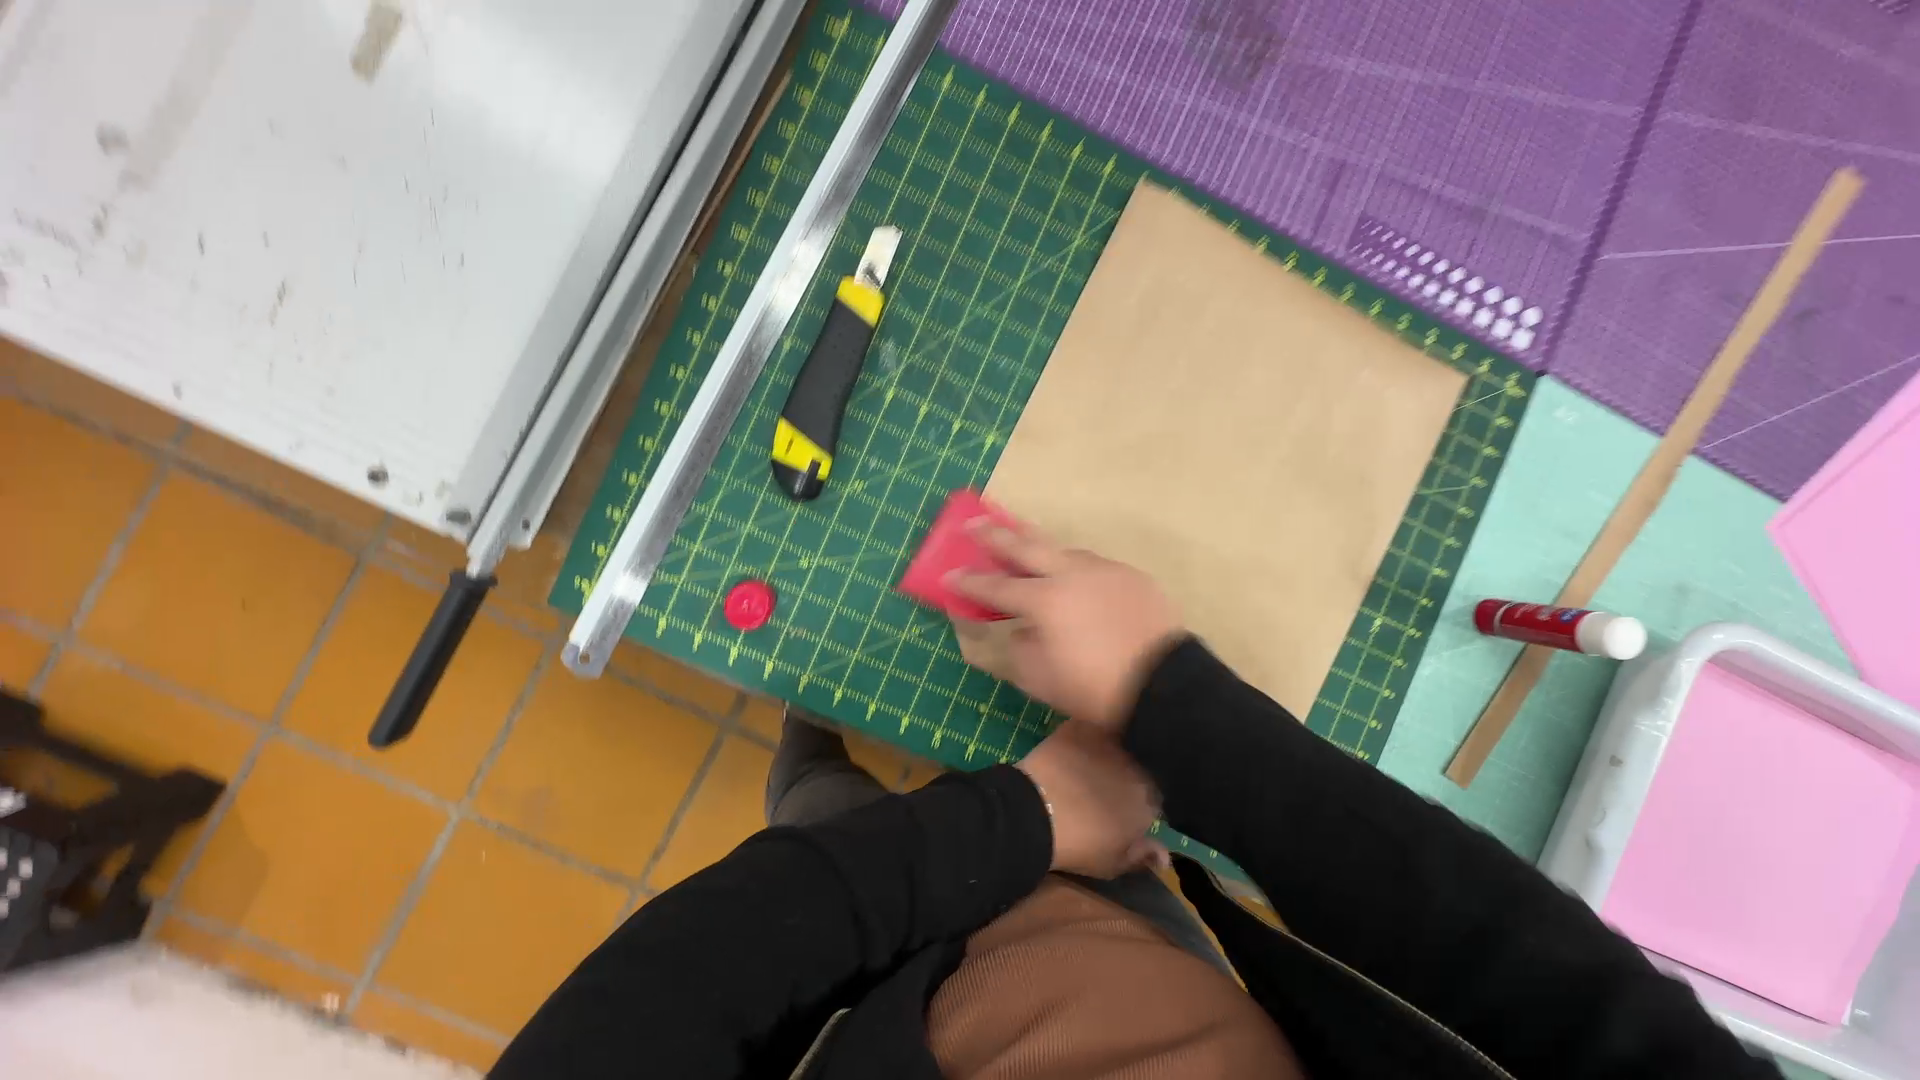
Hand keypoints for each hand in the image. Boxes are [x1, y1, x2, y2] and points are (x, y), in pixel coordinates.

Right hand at [949, 518, 1182, 732]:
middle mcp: (1070, 574)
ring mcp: (1104, 570)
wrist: (1164, 687)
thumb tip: (1018, 628)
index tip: (947, 575)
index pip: (994, 587)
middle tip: (974, 522)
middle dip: (995, 534)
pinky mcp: (1131, 576)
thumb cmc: (1093, 689)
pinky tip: (1073, 576)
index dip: (967, 582)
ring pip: (1063, 550)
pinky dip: (1074, 567)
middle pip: (1025, 546)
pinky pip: (1093, 565)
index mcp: (1043, 600)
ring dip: (1039, 546)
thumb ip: (1018, 647)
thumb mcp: (1038, 679)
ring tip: (1024, 544)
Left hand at [1016, 720, 1166, 877]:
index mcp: (1147, 803)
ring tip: (1079, 773)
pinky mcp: (1082, 729)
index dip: (1134, 808)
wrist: (1037, 814)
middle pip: (1133, 772)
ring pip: (1112, 750)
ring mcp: (1109, 745)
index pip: (1152, 802)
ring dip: (1102, 759)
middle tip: (1095, 795)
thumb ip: (1141, 855)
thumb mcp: (1112, 864)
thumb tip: (1164, 853)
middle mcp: (1136, 769)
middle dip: (1120, 781)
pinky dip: (1080, 740)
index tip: (1118, 816)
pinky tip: (1066, 754)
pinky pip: (1087, 731)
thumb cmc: (1077, 847)